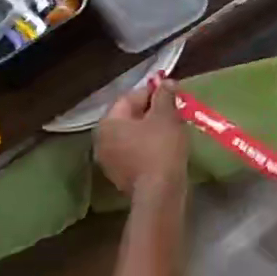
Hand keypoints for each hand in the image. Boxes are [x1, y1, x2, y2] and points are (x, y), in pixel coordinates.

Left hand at [95, 79, 188, 194]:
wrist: (160, 193)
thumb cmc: (161, 148)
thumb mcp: (166, 116)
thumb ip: (164, 95)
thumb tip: (165, 82)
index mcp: (108, 123)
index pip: (129, 98)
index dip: (152, 93)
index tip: (172, 93)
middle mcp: (102, 141)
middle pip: (129, 118)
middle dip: (151, 112)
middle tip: (174, 111)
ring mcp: (110, 162)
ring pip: (133, 137)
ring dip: (151, 130)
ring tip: (173, 129)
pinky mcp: (122, 177)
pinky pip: (136, 153)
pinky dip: (149, 147)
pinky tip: (167, 148)